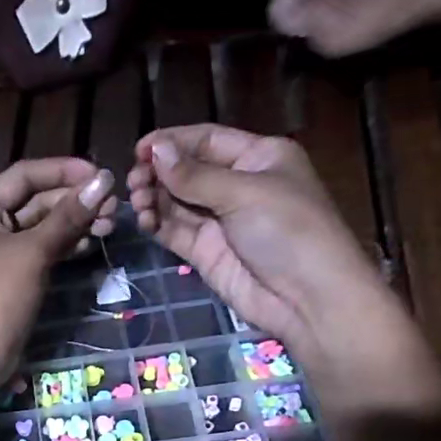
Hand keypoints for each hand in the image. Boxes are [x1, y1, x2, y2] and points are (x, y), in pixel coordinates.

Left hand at [0, 158, 117, 381]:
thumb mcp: (34, 254)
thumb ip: (68, 217)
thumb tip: (103, 181)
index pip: (24, 176)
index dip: (63, 171)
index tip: (99, 175)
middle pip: (35, 202)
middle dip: (74, 201)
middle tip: (113, 204)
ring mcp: (0, 254)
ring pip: (42, 228)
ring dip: (75, 224)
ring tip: (110, 224)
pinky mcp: (13, 277)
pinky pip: (41, 251)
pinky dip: (65, 246)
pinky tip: (92, 243)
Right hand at [128, 124, 383, 346]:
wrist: (307, 299)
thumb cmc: (289, 231)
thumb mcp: (244, 193)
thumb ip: (195, 176)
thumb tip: (155, 150)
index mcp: (258, 157)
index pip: (207, 140)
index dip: (172, 142)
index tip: (139, 150)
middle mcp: (238, 186)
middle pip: (188, 171)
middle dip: (159, 174)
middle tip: (133, 182)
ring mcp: (221, 222)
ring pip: (178, 202)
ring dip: (155, 199)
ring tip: (136, 202)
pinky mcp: (207, 254)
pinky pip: (177, 232)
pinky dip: (159, 224)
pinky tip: (145, 220)